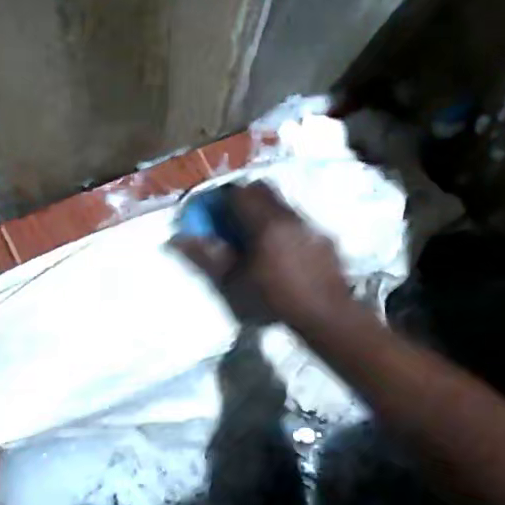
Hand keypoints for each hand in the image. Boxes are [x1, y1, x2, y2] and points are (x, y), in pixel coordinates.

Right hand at [171, 182, 359, 331]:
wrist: (326, 316)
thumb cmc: (274, 301)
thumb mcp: (233, 283)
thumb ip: (206, 257)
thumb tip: (177, 239)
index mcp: (265, 223)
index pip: (239, 191)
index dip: (222, 198)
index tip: (213, 213)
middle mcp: (290, 216)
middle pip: (263, 189)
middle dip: (244, 199)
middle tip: (232, 222)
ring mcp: (311, 226)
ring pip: (283, 204)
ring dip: (266, 213)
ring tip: (257, 240)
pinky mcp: (326, 240)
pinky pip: (300, 223)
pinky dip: (286, 229)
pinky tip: (283, 255)